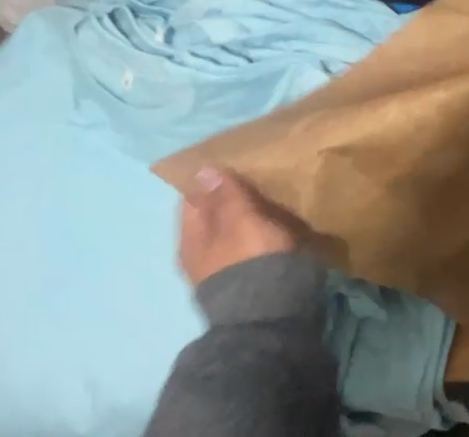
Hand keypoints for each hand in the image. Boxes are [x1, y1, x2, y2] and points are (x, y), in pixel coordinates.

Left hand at [176, 167, 298, 285]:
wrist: (270, 310)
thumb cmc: (250, 258)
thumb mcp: (239, 221)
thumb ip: (225, 196)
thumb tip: (202, 169)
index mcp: (190, 239)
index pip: (192, 199)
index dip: (209, 178)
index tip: (234, 159)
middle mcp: (201, 252)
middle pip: (214, 214)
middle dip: (231, 194)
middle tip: (259, 172)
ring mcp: (224, 265)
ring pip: (233, 228)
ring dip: (248, 212)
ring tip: (272, 193)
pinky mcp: (248, 273)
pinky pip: (251, 241)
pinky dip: (261, 228)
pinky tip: (278, 221)